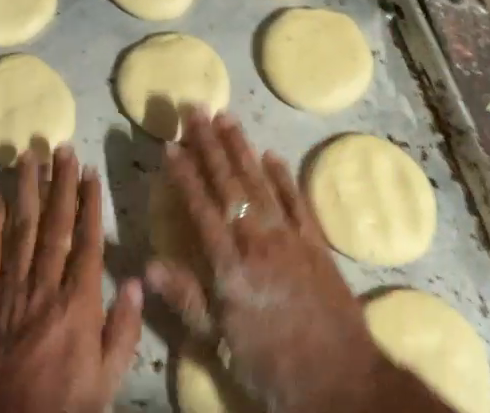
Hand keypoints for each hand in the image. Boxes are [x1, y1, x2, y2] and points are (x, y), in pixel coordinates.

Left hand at [0, 146, 143, 412]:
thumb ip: (124, 329)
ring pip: (20, 230)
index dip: (89, 204)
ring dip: (27, 191)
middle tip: (62, 146)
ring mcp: (12, 290)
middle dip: (59, 184)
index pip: (87, 242)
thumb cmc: (66, 402)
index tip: (90, 170)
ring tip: (29, 156)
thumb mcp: (109, 377)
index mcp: (78, 304)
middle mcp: (44, 287)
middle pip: (53, 226)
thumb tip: (137, 282)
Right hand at [148, 108, 451, 412]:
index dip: (183, 174)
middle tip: (195, 109)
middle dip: (208, 144)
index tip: (169, 144)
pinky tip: (272, 155)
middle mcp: (257, 240)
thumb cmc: (272, 364)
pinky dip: (283, 177)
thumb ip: (185, 298)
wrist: (342, 380)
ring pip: (260, 182)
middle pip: (228, 183)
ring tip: (226, 117)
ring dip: (241, 147)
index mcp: (228, 262)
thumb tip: (146, 265)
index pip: (199, 206)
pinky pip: (296, 201)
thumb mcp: (219, 340)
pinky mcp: (317, 245)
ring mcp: (290, 238)